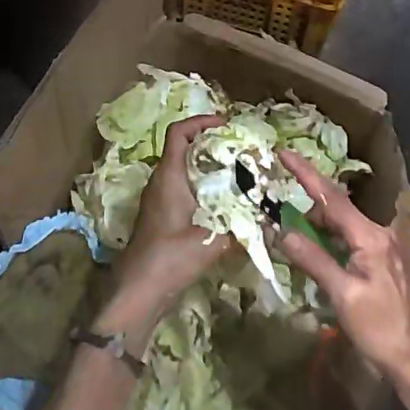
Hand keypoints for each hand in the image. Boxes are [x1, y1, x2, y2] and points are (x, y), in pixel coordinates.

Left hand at [96, 114, 231, 344]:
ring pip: (185, 168)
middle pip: (184, 147)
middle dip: (212, 144)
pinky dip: (203, 186)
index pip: (179, 132)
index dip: (201, 122)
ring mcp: (159, 197)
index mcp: (169, 175)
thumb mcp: (211, 240)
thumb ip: (241, 225)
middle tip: (242, 150)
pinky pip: (184, 186)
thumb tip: (270, 216)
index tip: (226, 125)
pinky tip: (225, 201)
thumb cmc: (170, 257)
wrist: (139, 288)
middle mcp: (161, 180)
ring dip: (209, 166)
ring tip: (239, 172)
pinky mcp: (162, 213)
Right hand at [275, 149, 409, 379]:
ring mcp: (383, 246)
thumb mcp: (342, 294)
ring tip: (292, 226)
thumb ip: (313, 259)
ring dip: (317, 221)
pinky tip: (314, 244)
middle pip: (336, 207)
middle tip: (280, 200)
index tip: (283, 152)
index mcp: (371, 238)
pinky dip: (328, 235)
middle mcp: (380, 233)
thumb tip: (281, 231)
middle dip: (307, 200)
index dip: (306, 174)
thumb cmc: (380, 328)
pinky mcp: (381, 259)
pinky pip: (349, 236)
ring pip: (342, 222)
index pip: (332, 199)